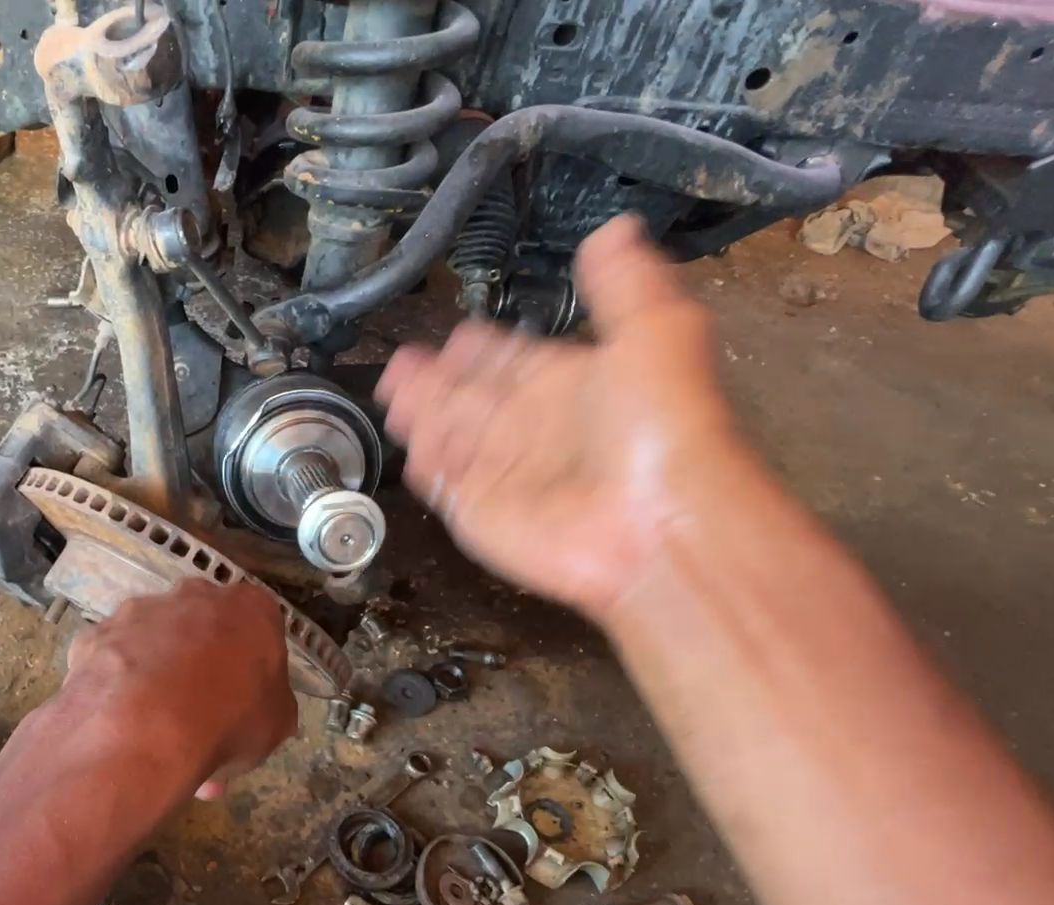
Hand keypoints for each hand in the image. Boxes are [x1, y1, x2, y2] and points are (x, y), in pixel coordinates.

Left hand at [52, 578, 296, 799]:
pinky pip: (113, 663)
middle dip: (201, 667)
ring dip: (157, 678)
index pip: (257, 627)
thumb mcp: (276, 724)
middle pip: (202, 629)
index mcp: (248, 608)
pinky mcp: (95, 634)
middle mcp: (192, 595)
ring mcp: (138, 611)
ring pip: (154, 644)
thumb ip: (270, 705)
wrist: (145, 725)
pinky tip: (121, 724)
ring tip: (157, 732)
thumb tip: (258, 711)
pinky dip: (118, 688)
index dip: (251, 668)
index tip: (245, 701)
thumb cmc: (229, 718)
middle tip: (202, 718)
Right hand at [376, 214, 755, 620]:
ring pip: (446, 432)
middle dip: (434, 377)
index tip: (455, 334)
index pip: (507, 357)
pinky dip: (424, 462)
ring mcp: (498, 468)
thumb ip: (624, 283)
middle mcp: (527, 423)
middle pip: (467, 394)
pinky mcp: (474, 509)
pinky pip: (441, 480)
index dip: (478, 345)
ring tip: (390, 391)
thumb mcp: (656, 334)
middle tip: (403, 360)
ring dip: (419, 411)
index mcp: (562, 380)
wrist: (654, 527)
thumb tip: (614, 227)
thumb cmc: (663, 432)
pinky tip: (408, 449)